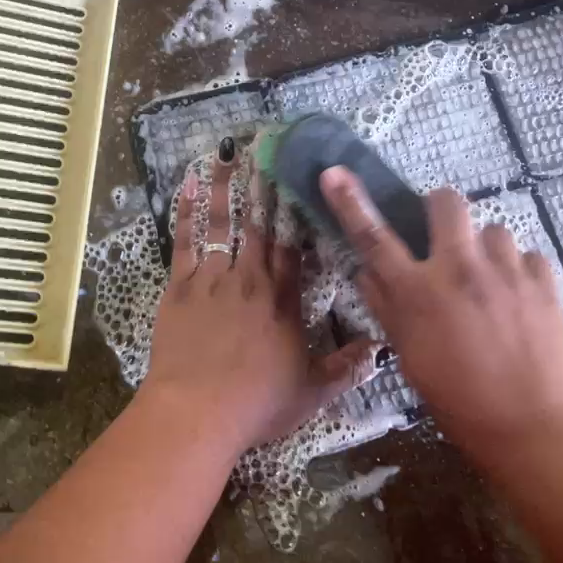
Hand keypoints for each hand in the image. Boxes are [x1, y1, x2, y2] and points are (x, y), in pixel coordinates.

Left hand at [140, 153, 378, 456]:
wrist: (197, 411)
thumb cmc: (256, 405)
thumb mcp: (312, 392)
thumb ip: (346, 368)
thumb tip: (381, 348)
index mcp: (283, 302)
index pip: (294, 250)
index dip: (298, 216)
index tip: (300, 183)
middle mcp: (251, 280)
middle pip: (261, 226)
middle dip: (265, 187)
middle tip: (267, 151)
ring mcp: (213, 279)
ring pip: (223, 223)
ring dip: (226, 186)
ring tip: (228, 151)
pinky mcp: (181, 285)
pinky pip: (184, 240)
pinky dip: (186, 210)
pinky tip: (188, 183)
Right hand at [319, 167, 562, 472]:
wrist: (532, 430)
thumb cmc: (458, 399)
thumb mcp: (410, 356)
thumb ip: (386, 306)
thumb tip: (365, 270)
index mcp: (419, 292)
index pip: (374, 236)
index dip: (351, 201)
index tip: (334, 172)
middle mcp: (460, 269)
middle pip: (446, 202)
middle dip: (441, 208)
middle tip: (445, 237)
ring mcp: (506, 272)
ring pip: (493, 229)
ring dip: (486, 248)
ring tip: (490, 280)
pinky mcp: (544, 283)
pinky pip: (528, 255)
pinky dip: (520, 270)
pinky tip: (519, 298)